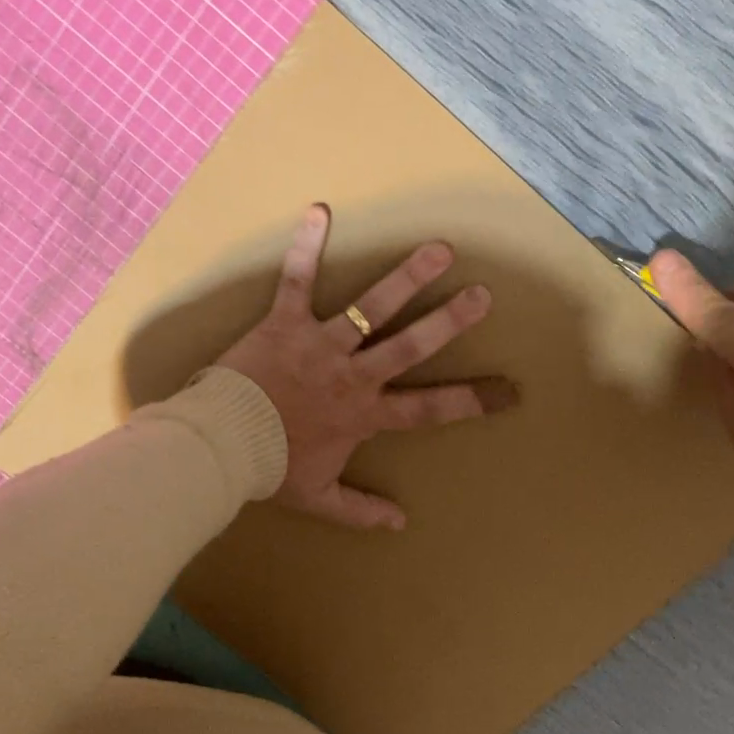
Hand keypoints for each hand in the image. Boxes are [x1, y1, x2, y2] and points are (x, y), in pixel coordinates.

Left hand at [216, 204, 516, 530]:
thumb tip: (399, 524)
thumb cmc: (271, 469)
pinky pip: (296, 280)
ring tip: (437, 250)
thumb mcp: (319, 498)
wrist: (223, 446)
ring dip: (404, 278)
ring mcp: (320, 345)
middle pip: (410, 346)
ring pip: (368, 308)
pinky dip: (304, 246)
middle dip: (449, 321)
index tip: (510, 391)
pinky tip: (318, 210)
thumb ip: (360, 510)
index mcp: (365, 414)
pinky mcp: (285, 324)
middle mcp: (352, 374)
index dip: (472, 401)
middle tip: (482, 296)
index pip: (430, 409)